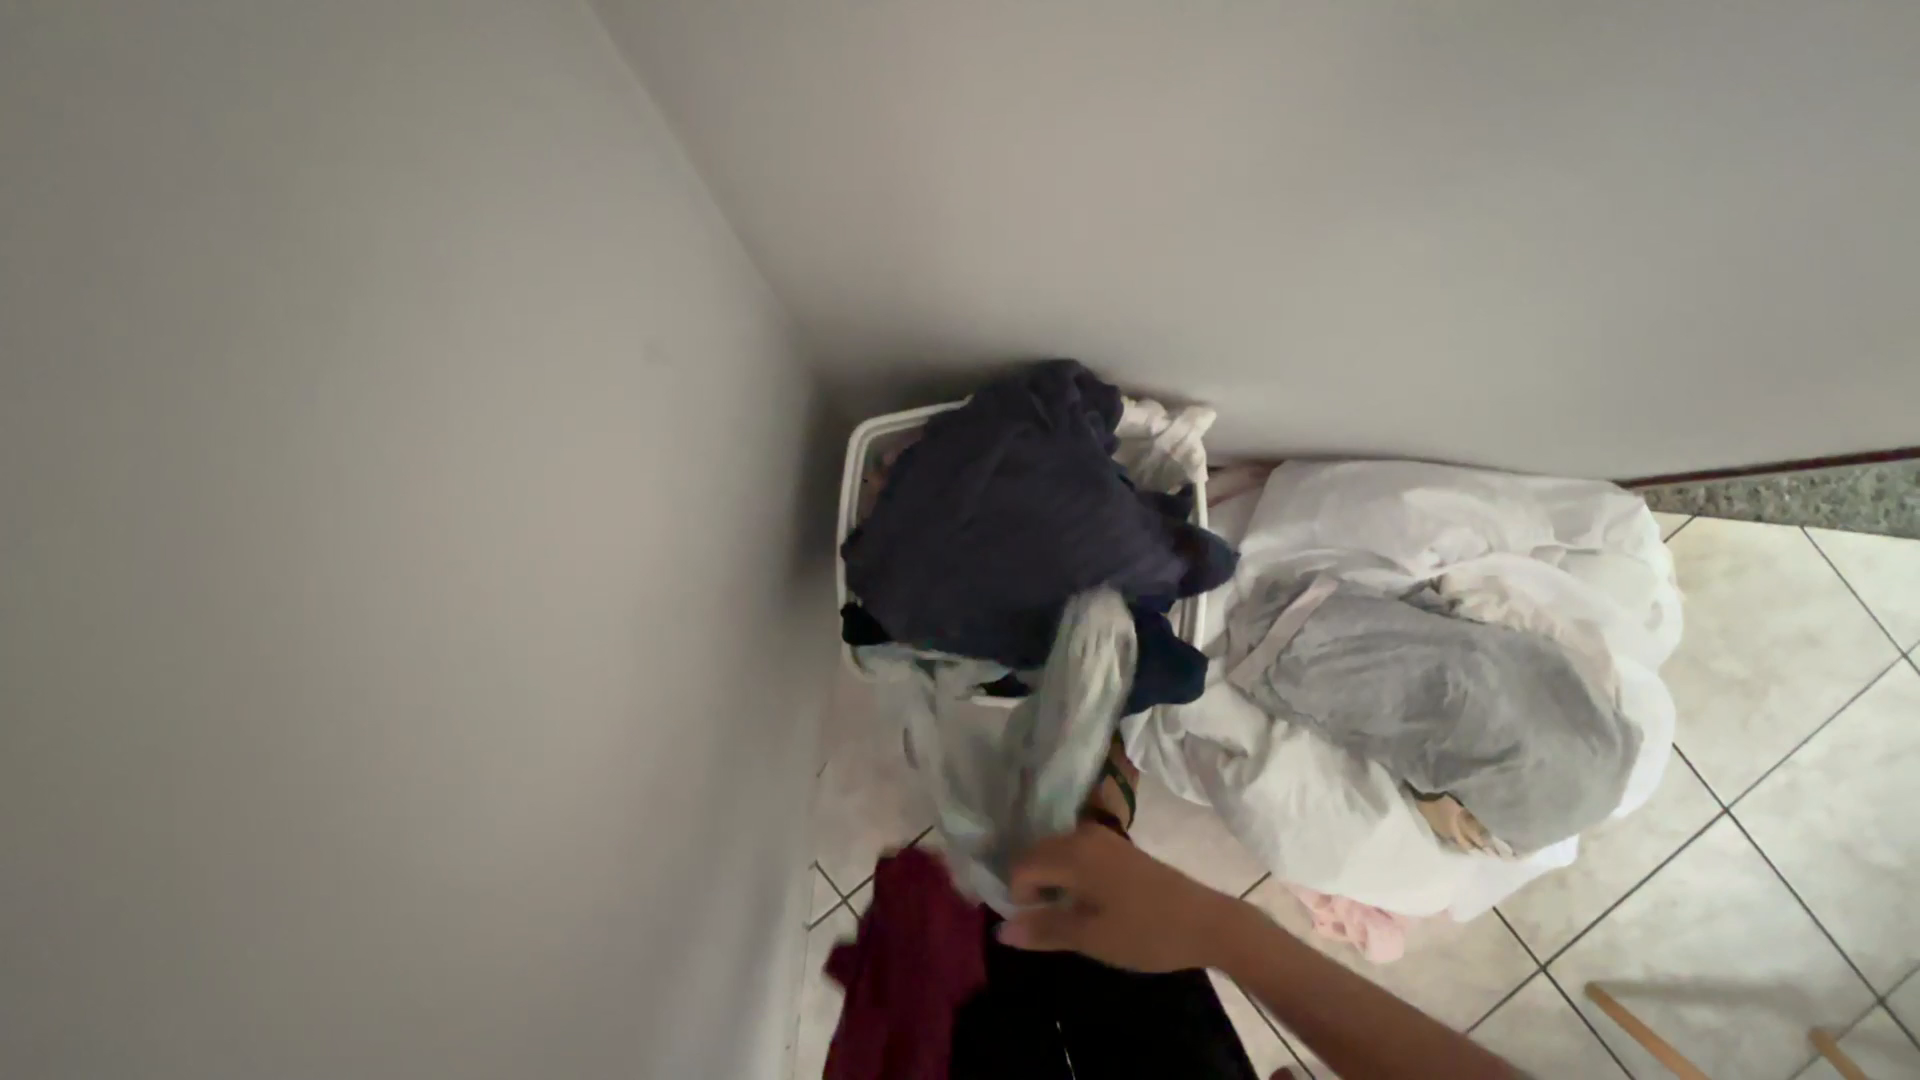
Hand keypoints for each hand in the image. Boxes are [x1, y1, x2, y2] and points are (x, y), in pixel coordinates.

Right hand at [998, 822, 1243, 972]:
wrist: (1207, 922)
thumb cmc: (1146, 932)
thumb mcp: (1091, 938)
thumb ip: (1044, 930)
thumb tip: (1001, 929)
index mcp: (1072, 853)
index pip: (1021, 865)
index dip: (1018, 897)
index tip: (1037, 928)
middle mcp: (1082, 835)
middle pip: (1037, 854)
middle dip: (1032, 886)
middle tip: (1050, 925)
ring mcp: (1103, 838)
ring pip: (1057, 853)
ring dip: (1052, 881)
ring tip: (1070, 917)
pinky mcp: (1119, 847)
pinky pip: (1077, 854)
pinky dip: (1071, 875)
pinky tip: (1089, 903)